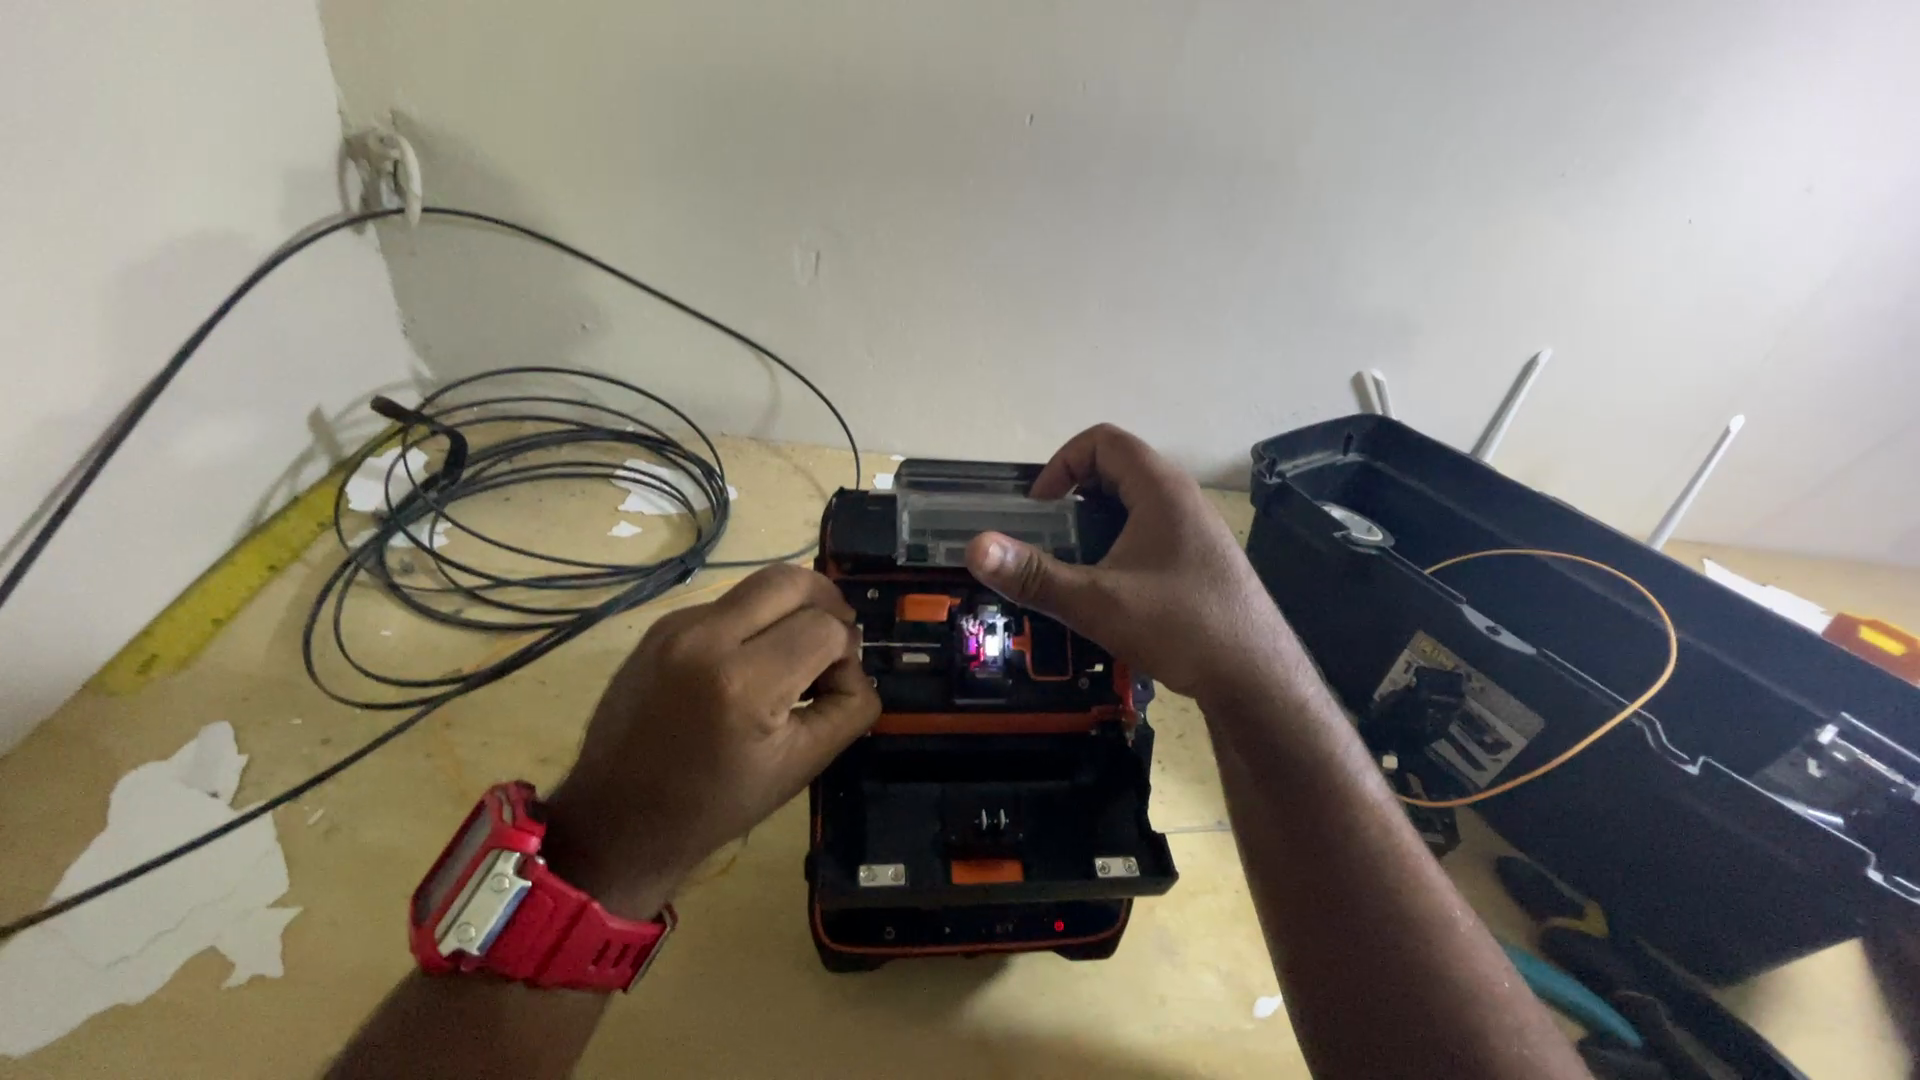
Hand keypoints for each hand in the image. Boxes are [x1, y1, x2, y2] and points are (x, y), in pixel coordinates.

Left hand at [541, 564, 878, 917]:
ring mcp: (676, 627)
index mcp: (743, 683)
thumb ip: (849, 706)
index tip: (837, 683)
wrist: (620, 818)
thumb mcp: (804, 765)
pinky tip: (750, 662)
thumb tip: (853, 662)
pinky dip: (754, 622)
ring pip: (759, 586)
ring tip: (793, 652)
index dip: (847, 651)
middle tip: (835, 638)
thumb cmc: (718, 803)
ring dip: (790, 609)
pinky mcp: (660, 627)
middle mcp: (706, 639)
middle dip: (827, 602)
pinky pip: (727, 604)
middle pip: (791, 580)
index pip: (825, 628)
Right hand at [965, 424, 1291, 699]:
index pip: (1103, 441)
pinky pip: (1149, 533)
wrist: (1256, 678)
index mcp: (1160, 489)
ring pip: (1133, 506)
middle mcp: (1181, 499)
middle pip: (1117, 470)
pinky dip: (1118, 546)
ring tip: (1072, 566)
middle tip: (1047, 538)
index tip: (1038, 507)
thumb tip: (976, 548)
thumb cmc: (1180, 627)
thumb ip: (1034, 575)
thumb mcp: (1098, 602)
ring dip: (1095, 525)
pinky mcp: (1200, 561)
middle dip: (1073, 497)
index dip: (1061, 464)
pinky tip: (1110, 591)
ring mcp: (1195, 531)